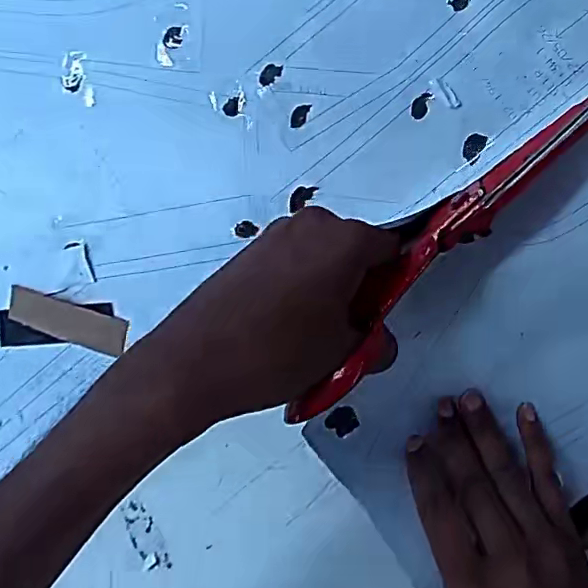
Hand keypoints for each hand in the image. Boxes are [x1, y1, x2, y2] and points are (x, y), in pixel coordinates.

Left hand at [120, 206, 399, 429]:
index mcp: (347, 240)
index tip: (388, 304)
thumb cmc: (270, 352)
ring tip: (314, 331)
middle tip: (353, 326)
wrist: (192, 363)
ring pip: (324, 255)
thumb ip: (377, 341)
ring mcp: (281, 233)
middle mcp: (315, 225)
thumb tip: (381, 340)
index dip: (395, 279)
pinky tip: (286, 323)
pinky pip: (295, 258)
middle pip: (357, 249)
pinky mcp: (254, 248)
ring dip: (329, 285)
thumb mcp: (341, 353)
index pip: (393, 247)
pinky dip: (301, 283)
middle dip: (361, 284)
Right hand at [407, 390, 587, 587]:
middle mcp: (508, 556)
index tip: (414, 443)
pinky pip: (551, 483)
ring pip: (508, 475)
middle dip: (453, 443)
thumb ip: (444, 584)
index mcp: (473, 587)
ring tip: (470, 399)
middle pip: (473, 486)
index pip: (440, 514)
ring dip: (486, 434)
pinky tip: (526, 416)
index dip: (424, 474)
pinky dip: (538, 446)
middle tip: (440, 406)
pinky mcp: (571, 538)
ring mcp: (543, 542)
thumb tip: (433, 526)